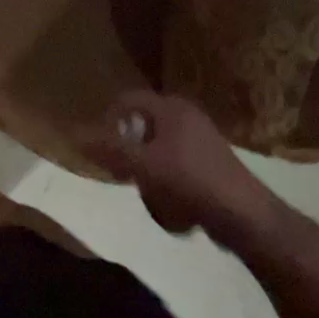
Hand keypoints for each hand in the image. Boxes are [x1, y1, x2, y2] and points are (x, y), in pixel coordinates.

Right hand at [81, 91, 275, 238]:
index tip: (100, 147)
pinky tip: (171, 206)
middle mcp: (186, 116)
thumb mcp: (143, 165)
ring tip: (148, 194)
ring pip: (158, 150)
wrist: (246, 217)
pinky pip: (176, 166)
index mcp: (171, 108)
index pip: (127, 100)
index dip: (108, 119)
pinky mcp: (211, 165)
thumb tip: (72, 133)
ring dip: (148, 172)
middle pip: (142, 126)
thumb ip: (108, 149)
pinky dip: (168, 183)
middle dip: (129, 152)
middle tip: (122, 174)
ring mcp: (202, 140)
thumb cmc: (191, 181)